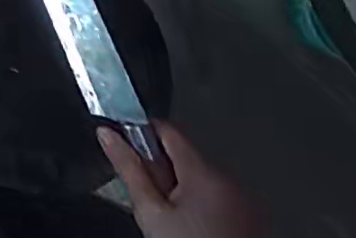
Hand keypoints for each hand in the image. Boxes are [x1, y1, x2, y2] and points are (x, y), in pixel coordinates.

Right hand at [99, 123, 265, 237]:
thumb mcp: (150, 212)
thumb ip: (128, 167)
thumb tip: (106, 134)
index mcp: (206, 175)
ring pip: (198, 177)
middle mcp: (231, 184)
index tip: (124, 147)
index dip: (140, 133)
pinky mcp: (249, 224)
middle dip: (159, 167)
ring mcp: (245, 206)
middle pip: (182, 154)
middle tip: (147, 195)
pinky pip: (215, 197)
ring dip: (178, 186)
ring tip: (168, 217)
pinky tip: (188, 226)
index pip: (166, 129)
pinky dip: (197, 203)